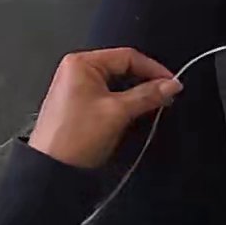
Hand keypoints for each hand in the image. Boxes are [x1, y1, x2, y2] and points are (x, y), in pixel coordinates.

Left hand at [30, 48, 180, 168]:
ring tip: (156, 105)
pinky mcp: (77, 102)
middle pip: (121, 67)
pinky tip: (137, 112)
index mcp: (81, 62)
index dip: (152, 69)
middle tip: (167, 96)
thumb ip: (147, 95)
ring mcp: (75, 85)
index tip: (174, 84)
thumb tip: (173, 84)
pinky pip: (106, 94)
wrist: (52, 168)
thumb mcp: (117, 112)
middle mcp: (76, 68)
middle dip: (145, 81)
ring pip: (115, 82)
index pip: (126, 56)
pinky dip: (123, 101)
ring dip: (135, 93)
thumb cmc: (79, 135)